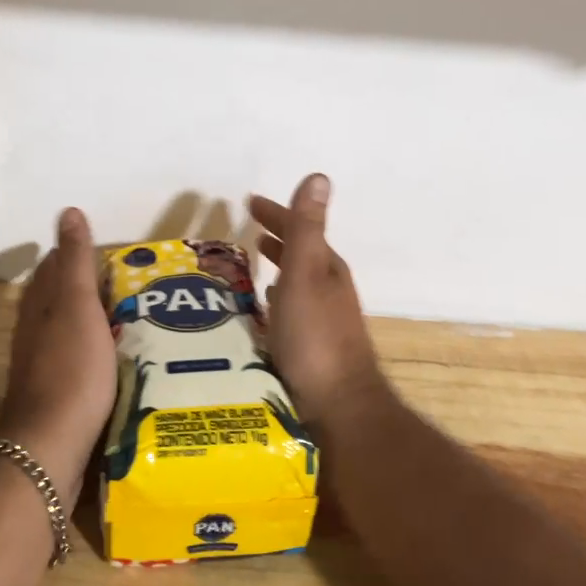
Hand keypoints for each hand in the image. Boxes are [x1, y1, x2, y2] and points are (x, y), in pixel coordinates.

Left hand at [0, 208, 116, 499]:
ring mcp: (44, 365)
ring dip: (98, 323)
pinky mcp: (57, 395)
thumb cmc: (70, 368)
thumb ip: (76, 261)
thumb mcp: (78, 305)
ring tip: (137, 321)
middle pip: (62, 299)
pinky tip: (122, 361)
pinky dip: (99, 353)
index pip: (55, 266)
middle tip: (136, 286)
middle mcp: (36, 331)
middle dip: (93, 289)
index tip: (114, 253)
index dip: (79, 255)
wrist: (51, 445)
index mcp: (40, 305)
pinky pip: (80, 362)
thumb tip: (68, 211)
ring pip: (72, 332)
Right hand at [250, 174, 388, 425]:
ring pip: (294, 286)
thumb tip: (319, 176)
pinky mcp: (310, 350)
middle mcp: (328, 293)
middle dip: (276, 240)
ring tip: (247, 267)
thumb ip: (308, 228)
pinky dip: (273, 303)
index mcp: (327, 271)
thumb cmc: (316, 337)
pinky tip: (260, 315)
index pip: (301, 230)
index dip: (277, 214)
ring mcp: (321, 323)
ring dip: (274, 271)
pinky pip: (288, 314)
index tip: (249, 202)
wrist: (339, 408)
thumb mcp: (307, 274)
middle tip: (247, 231)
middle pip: (300, 256)